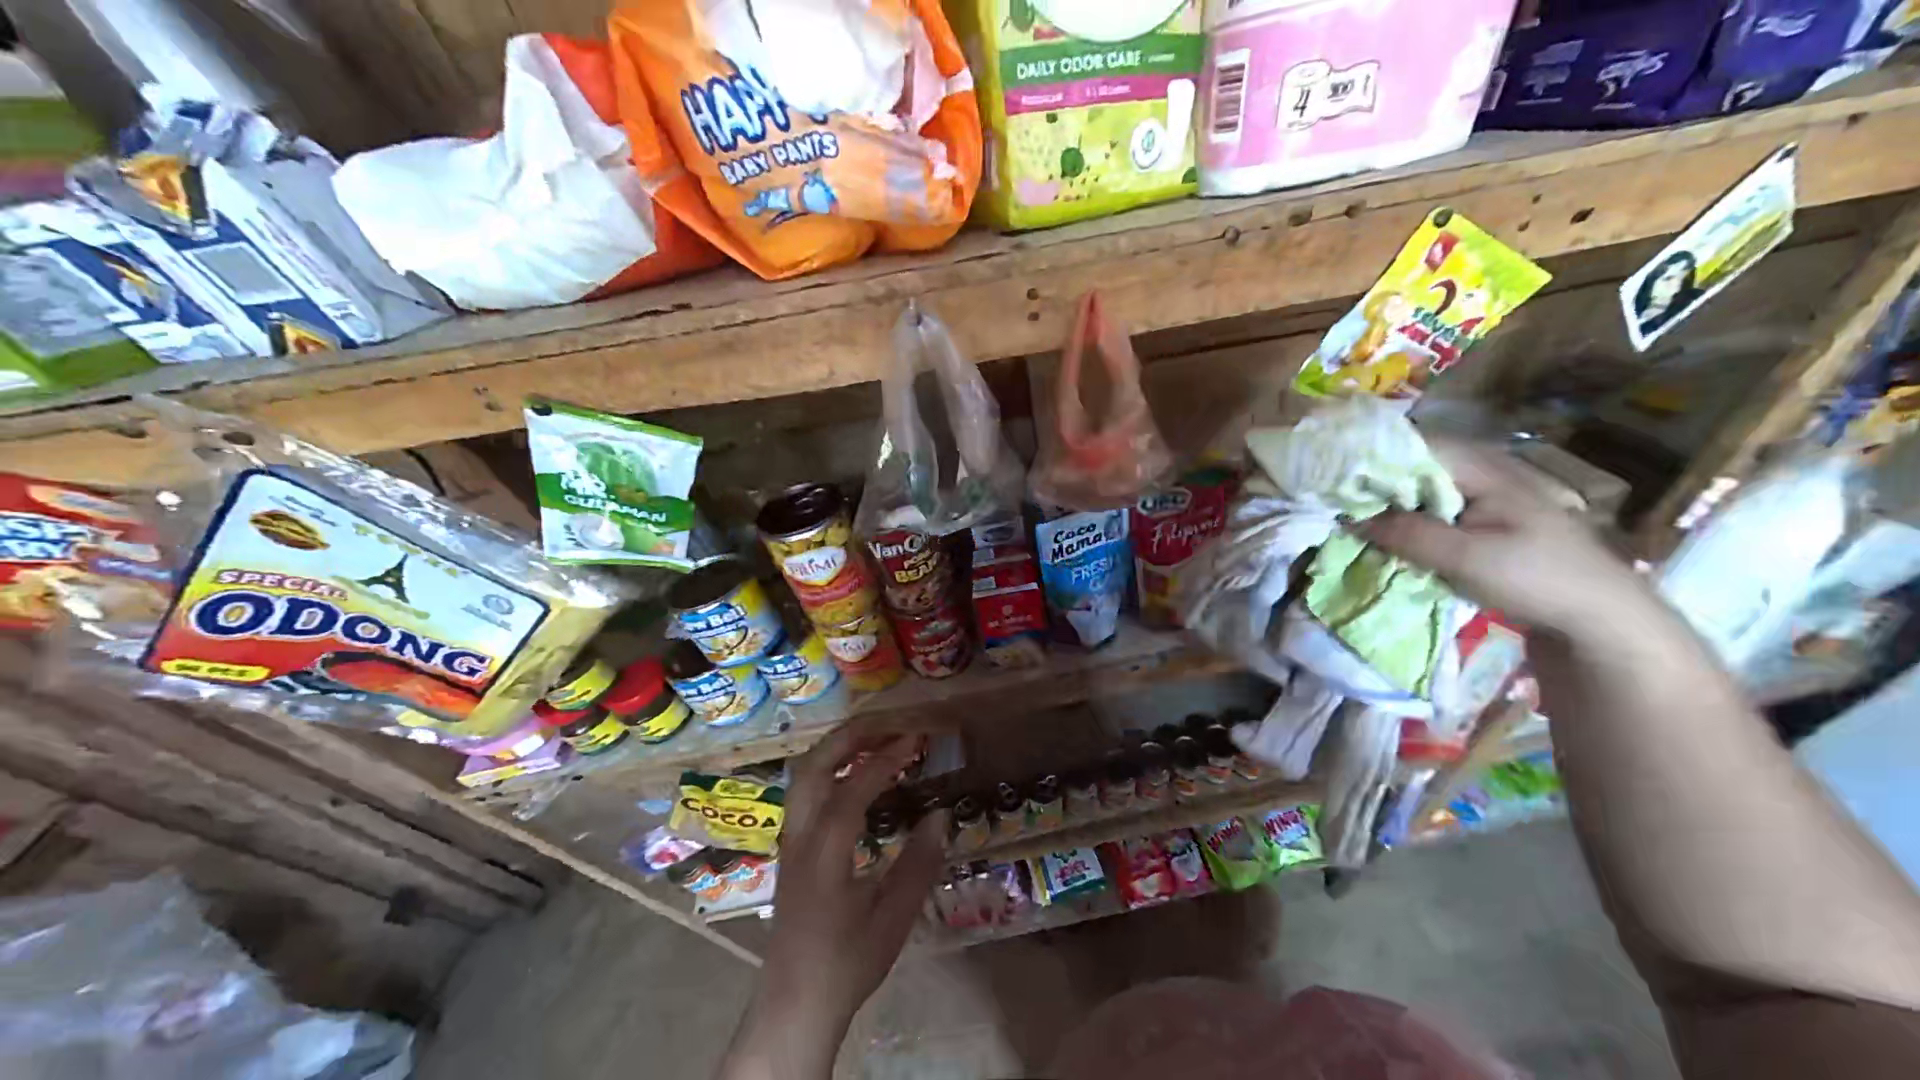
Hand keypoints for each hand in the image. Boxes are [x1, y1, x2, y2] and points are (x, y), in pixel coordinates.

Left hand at [718, 732, 946, 1079]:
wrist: (795, 1002)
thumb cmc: (846, 964)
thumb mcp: (893, 919)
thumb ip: (918, 864)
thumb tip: (941, 814)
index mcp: (824, 852)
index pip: (851, 788)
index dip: (884, 760)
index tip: (914, 741)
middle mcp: (799, 836)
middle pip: (814, 766)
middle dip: (852, 736)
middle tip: (892, 725)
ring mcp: (789, 839)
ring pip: (803, 774)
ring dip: (838, 748)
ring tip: (877, 739)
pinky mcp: (790, 847)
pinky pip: (804, 790)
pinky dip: (830, 767)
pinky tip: (856, 774)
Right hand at [1357, 442, 1660, 637]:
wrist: (1600, 617)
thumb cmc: (1536, 578)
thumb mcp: (1465, 558)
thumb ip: (1406, 534)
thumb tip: (1350, 518)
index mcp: (1482, 470)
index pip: (1413, 446)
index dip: (1371, 456)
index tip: (1331, 475)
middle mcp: (1481, 474)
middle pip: (1413, 465)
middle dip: (1373, 481)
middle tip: (1332, 499)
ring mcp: (1484, 498)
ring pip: (1420, 489)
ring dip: (1387, 502)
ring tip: (1348, 515)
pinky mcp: (1482, 523)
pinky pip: (1432, 509)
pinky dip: (1404, 518)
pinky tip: (1384, 534)